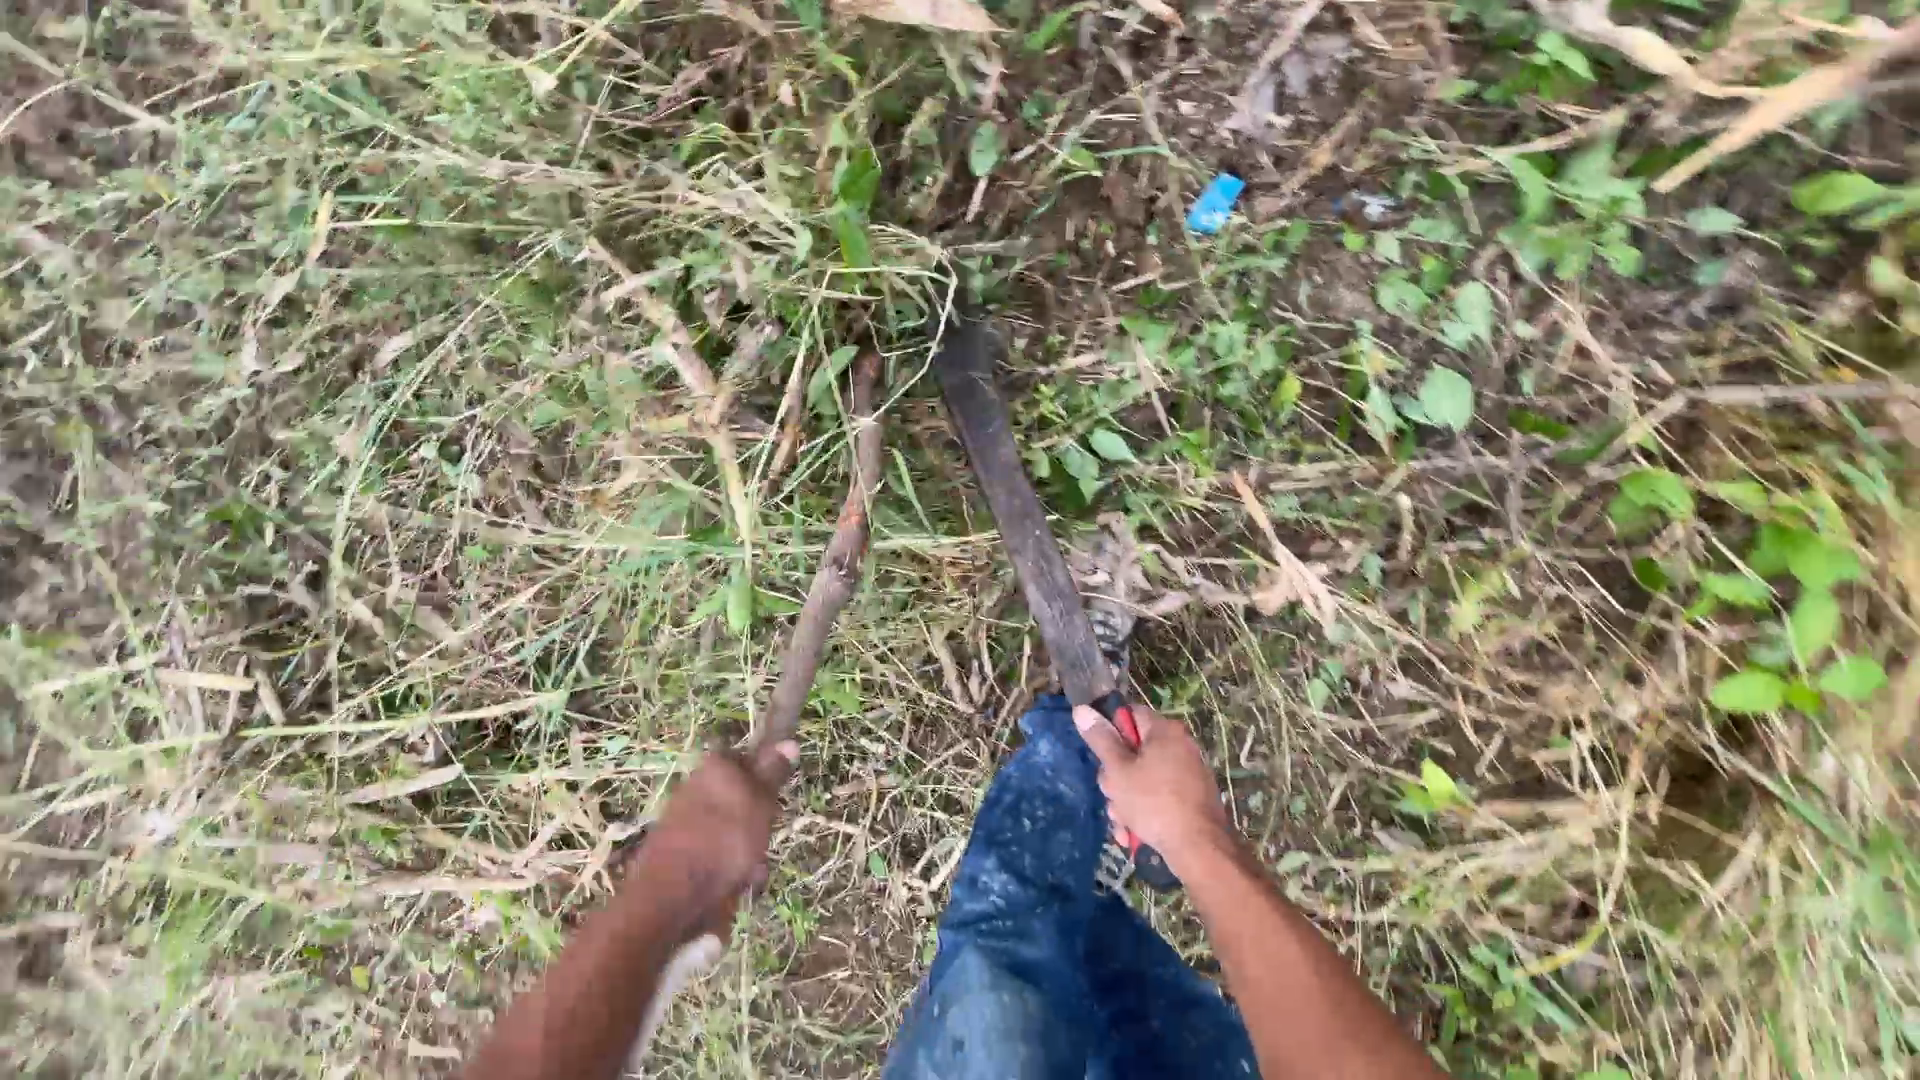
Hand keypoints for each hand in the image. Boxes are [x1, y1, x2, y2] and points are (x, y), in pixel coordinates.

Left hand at [637, 741, 796, 906]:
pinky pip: (720, 855)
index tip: (775, 797)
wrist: (672, 898)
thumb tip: (789, 742)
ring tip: (753, 868)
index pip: (746, 758)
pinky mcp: (682, 855)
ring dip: (749, 849)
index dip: (764, 777)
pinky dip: (732, 869)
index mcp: (713, 767)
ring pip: (734, 829)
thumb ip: (774, 773)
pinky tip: (737, 884)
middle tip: (766, 835)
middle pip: (742, 797)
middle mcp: (696, 788)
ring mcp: (686, 822)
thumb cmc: (724, 839)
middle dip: (758, 819)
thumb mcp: (761, 801)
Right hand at [1073, 704, 1232, 870]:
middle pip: (1133, 751)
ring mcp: (1187, 773)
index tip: (1101, 756)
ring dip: (1125, 801)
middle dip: (1115, 779)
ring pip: (1141, 779)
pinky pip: (1157, 796)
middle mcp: (1179, 746)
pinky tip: (1133, 834)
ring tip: (1122, 824)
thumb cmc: (1154, 802)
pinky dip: (1143, 812)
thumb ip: (1100, 739)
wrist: (1199, 848)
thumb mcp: (1118, 770)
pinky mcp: (1189, 798)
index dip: (1109, 732)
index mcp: (1164, 731)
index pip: (1129, 714)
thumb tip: (1082, 710)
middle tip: (1112, 796)